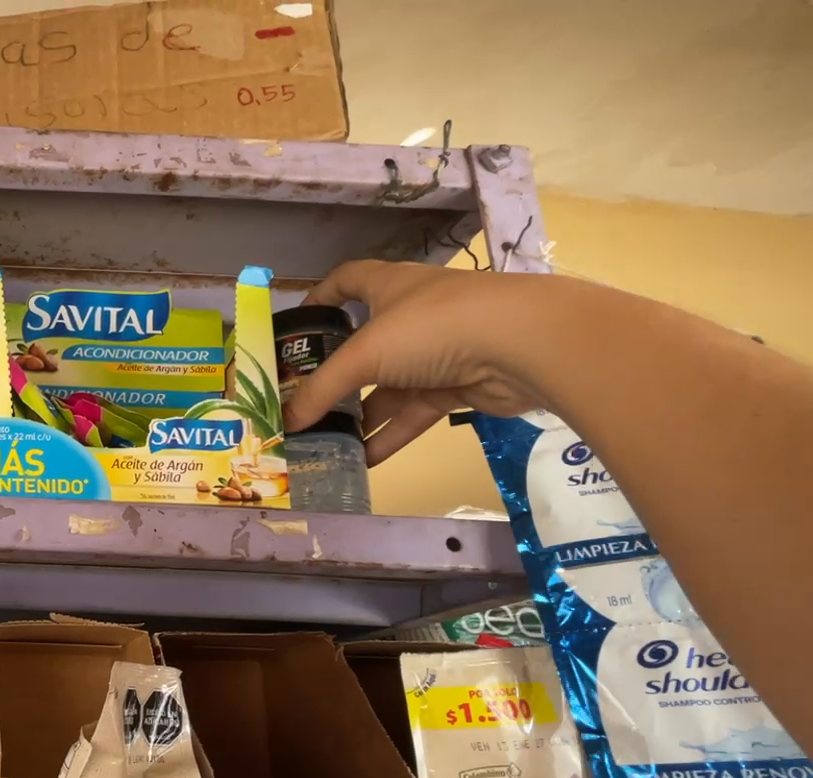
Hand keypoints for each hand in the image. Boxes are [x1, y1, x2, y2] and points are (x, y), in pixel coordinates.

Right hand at [282, 261, 555, 464]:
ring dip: (358, 416)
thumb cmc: (434, 328)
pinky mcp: (457, 385)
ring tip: (325, 442)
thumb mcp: (364, 355)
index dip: (321, 297)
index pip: (349, 280)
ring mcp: (438, 352)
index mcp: (390, 289)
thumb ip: (320, 391)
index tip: (296, 326)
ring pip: (387, 387)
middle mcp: (413, 316)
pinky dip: (389, 436)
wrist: (527, 345)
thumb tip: (285, 423)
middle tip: (301, 403)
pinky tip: (362, 462)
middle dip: (333, 376)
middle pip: (364, 346)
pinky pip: (413, 414)